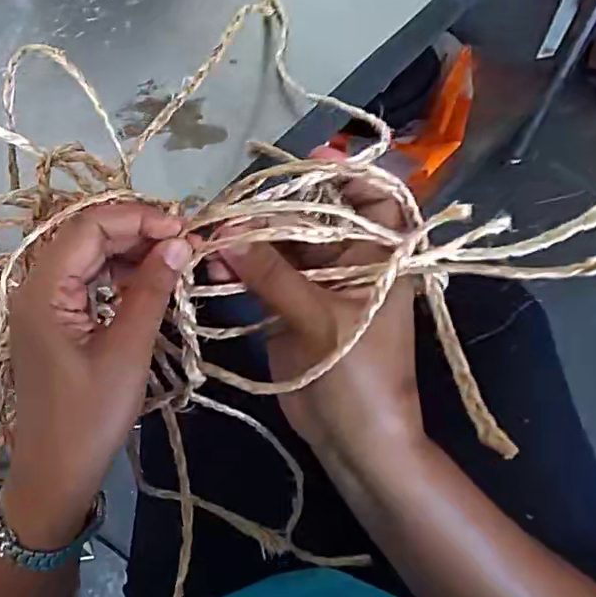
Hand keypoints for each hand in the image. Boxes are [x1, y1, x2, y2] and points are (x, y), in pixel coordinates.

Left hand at [4, 204, 192, 546]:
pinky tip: (150, 280)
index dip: (137, 218)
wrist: (56, 473)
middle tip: (184, 241)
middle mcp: (36, 286)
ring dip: (131, 251)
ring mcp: (44, 302)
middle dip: (136, 230)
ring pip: (89, 256)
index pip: (88, 226)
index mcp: (43, 289)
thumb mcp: (127, 351)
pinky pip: (88, 280)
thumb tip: (180, 243)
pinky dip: (120, 275)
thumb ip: (151, 290)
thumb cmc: (89, 417)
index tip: (182, 228)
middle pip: (86, 235)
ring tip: (175, 258)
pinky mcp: (55, 319)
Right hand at [214, 146, 422, 454]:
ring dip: (250, 242)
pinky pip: (264, 277)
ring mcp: (317, 285)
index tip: (307, 156)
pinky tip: (216, 267)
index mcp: (380, 258)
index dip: (346, 173)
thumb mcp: (321, 319)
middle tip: (234, 203)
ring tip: (215, 239)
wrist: (355, 440)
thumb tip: (227, 233)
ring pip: (282, 248)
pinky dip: (241, 270)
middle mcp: (350, 263)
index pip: (373, 198)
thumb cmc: (360, 376)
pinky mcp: (291, 308)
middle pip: (314, 218)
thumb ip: (273, 275)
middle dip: (275, 209)